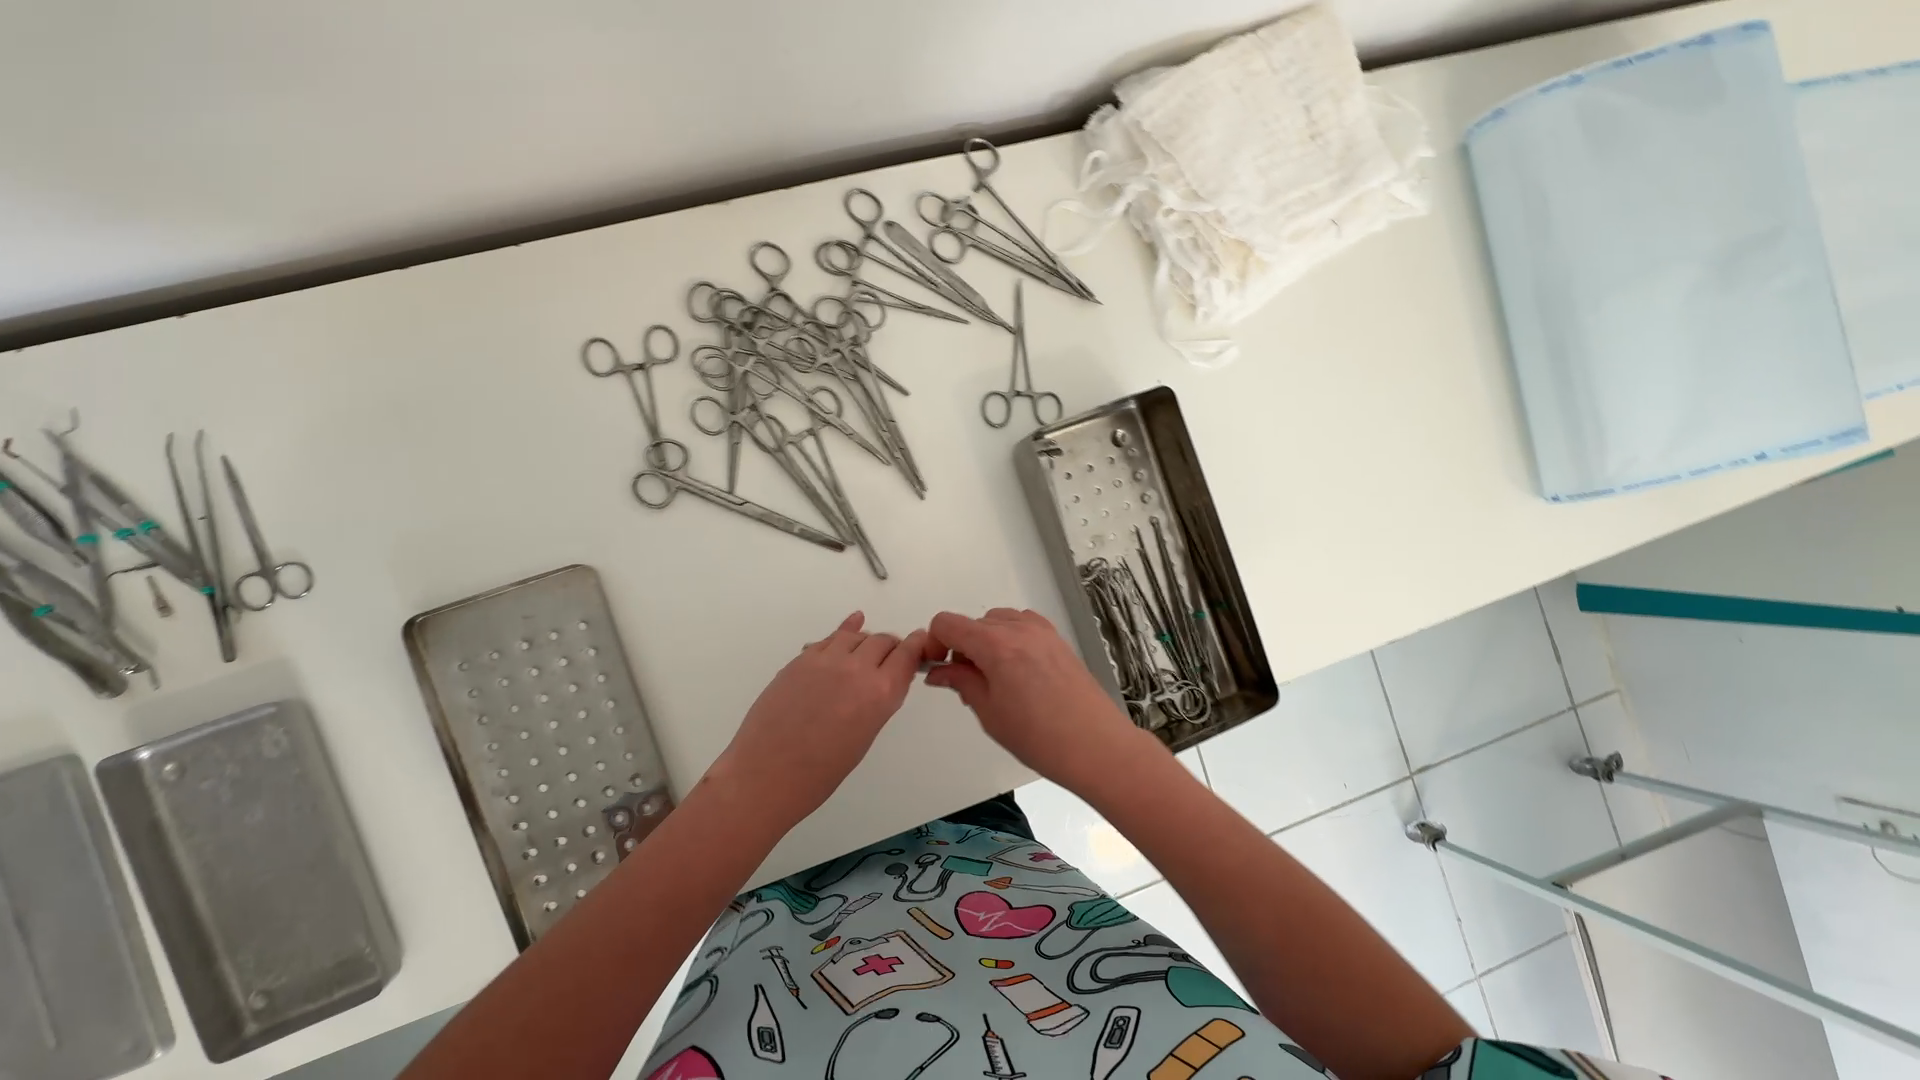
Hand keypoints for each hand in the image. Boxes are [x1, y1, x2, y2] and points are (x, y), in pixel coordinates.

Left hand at [714, 612, 932, 826]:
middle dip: (891, 646)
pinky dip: (843, 632)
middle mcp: (857, 669)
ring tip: (866, 651)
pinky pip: (828, 638)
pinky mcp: (800, 659)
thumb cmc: (820, 771)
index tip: (920, 643)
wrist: (767, 773)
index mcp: (880, 694)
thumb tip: (880, 683)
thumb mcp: (864, 736)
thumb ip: (877, 703)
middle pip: (882, 641)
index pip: (907, 655)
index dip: (916, 646)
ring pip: (855, 635)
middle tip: (892, 656)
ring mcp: (825, 660)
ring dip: (865, 640)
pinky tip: (850, 625)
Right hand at [925, 607, 1153, 793]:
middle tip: (964, 682)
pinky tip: (1015, 672)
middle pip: (973, 623)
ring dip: (985, 642)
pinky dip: (1010, 640)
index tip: (938, 667)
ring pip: (997, 622)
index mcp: (996, 645)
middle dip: (960, 647)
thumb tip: (941, 671)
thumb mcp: (989, 712)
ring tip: (992, 680)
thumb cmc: (1041, 738)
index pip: (948, 624)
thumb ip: (961, 682)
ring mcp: (1042, 632)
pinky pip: (1022, 626)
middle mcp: (1019, 629)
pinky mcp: (1058, 641)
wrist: (1097, 747)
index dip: (935, 643)